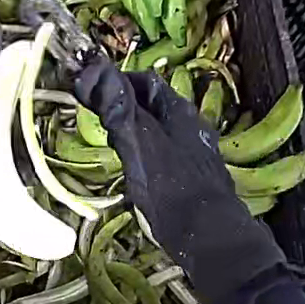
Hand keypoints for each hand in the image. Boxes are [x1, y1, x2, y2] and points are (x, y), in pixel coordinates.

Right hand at [73, 62, 285, 303]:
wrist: (210, 235)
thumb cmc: (170, 188)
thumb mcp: (137, 144)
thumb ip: (118, 109)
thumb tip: (96, 69)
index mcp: (178, 111)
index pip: (145, 81)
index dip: (118, 81)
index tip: (94, 92)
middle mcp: (191, 124)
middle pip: (155, 104)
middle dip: (127, 105)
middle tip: (101, 118)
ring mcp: (196, 150)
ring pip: (162, 128)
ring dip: (138, 129)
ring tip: (115, 142)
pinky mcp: (197, 173)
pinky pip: (168, 150)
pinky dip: (149, 151)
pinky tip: (139, 169)